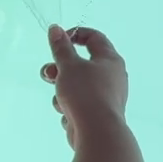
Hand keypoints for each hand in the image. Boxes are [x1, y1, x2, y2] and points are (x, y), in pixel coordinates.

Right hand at [40, 25, 127, 149]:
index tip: (57, 41)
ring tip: (59, 99)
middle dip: (60, 67)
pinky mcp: (99, 113)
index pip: (94, 37)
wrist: (97, 133)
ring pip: (77, 84)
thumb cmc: (85, 93)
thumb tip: (55, 28)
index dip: (74, 34)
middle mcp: (112, 76)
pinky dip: (70, 105)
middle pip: (82, 62)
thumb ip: (60, 47)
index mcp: (109, 60)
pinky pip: (79, 102)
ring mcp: (107, 96)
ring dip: (62, 88)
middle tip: (50, 72)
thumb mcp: (68, 65)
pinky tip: (68, 113)